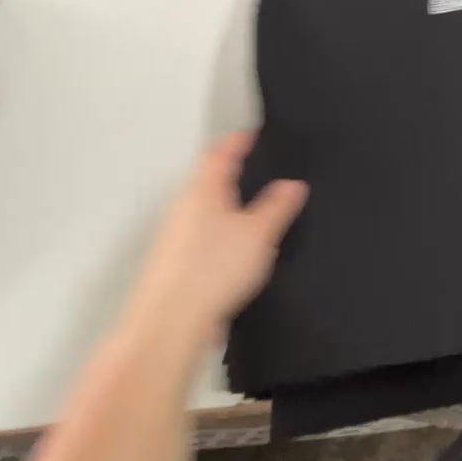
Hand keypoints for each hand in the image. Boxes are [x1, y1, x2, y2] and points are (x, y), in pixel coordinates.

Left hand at [124, 132, 308, 339]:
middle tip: (264, 168)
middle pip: (210, 181)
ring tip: (260, 207)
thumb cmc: (214, 268)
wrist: (168, 326)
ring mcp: (176, 239)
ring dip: (230, 205)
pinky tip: (243, 249)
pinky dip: (225, 233)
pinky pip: (206, 237)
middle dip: (235, 173)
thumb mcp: (259, 232)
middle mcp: (184, 210)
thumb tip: (293, 184)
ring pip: (207, 211)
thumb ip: (279, 205)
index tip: (255, 134)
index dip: (239, 141)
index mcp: (202, 191)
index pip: (220, 154)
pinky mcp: (176, 267)